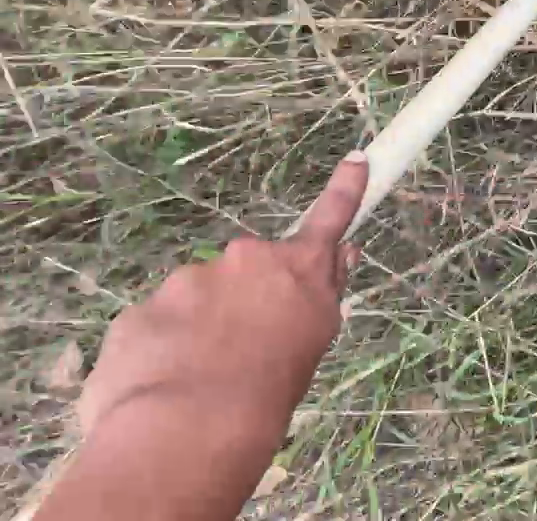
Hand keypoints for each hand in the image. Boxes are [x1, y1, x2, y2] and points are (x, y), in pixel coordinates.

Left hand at [37, 154, 367, 520]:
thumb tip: (341, 254)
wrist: (191, 421)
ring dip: (199, 323)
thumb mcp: (318, 332)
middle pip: (249, 269)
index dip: (347, 187)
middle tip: (245, 341)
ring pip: (197, 297)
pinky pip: (153, 325)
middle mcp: (245, 258)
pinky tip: (165, 380)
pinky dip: (160, 347)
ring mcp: (187, 282)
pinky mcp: (135, 312)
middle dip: (245, 294)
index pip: (331, 216)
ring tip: (199, 372)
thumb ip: (326, 288)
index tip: (356, 159)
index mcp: (299, 264)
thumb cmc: (274, 378)